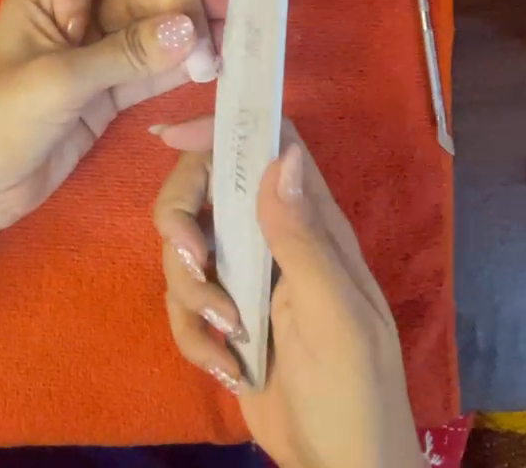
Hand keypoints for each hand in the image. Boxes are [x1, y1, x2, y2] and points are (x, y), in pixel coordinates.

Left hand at [0, 0, 229, 236]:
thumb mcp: (57, 81)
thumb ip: (123, 54)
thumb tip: (190, 25)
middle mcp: (69, 20)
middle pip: (134, 1)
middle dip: (182, 1)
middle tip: (239, 6)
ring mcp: (86, 61)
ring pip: (144, 40)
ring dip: (186, 37)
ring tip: (239, 33)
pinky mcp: (98, 99)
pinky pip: (142, 76)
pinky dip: (173, 70)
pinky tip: (211, 65)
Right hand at [151, 121, 418, 467]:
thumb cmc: (354, 395)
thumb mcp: (335, 318)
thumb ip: (304, 238)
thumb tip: (282, 154)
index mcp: (311, 225)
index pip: (265, 147)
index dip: (220, 129)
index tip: (171, 138)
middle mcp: (271, 238)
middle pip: (203, 188)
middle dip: (182, 220)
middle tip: (192, 259)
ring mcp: (243, 275)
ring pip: (183, 245)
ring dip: (192, 291)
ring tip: (228, 337)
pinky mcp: (221, 313)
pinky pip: (180, 298)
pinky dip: (192, 331)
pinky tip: (225, 366)